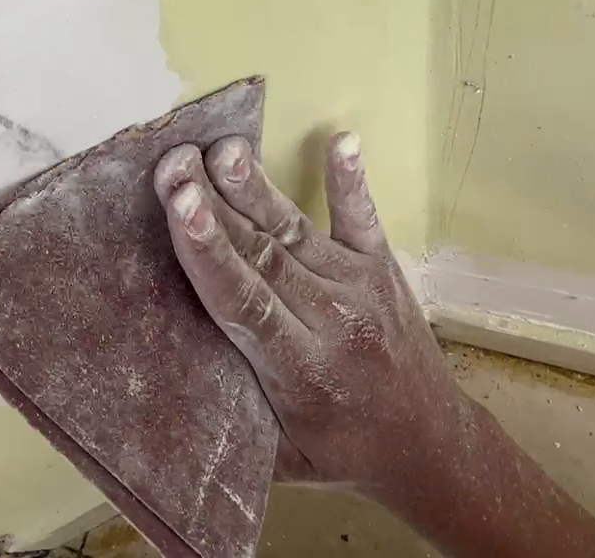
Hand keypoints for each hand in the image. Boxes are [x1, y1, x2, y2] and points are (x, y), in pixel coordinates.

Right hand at [154, 133, 594, 557]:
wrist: (432, 445)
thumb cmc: (343, 449)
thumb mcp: (279, 453)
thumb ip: (228, 407)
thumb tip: (161, 369)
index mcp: (300, 369)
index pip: (244, 300)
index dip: (208, 250)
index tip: (180, 206)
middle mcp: (331, 318)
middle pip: (262, 253)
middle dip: (214, 205)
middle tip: (176, 163)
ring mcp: (360, 285)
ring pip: (295, 228)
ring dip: (256, 186)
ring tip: (222, 149)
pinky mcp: (382, 265)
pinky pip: (360, 216)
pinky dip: (348, 179)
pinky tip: (340, 140)